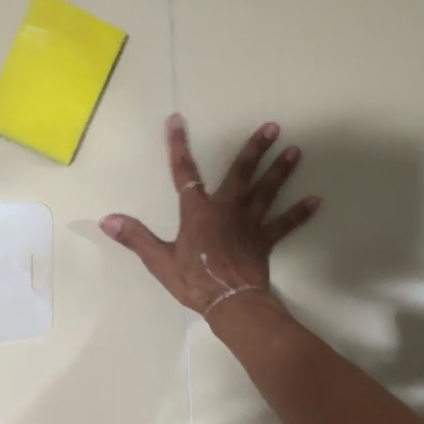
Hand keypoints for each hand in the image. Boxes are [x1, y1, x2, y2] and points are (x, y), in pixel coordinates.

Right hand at [101, 115, 320, 317]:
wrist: (230, 302)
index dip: (178, 147)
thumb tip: (107, 219)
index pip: (184, 174)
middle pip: (241, 174)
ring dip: (281, 171)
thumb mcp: (158, 261)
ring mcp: (249, 224)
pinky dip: (300, 213)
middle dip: (256, 150)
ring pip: (267, 192)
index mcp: (198, 211)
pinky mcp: (265, 241)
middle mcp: (226, 209)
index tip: (177, 121)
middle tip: (273, 127)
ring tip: (296, 151)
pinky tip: (316, 200)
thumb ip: (135, 237)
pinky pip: (284, 224)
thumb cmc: (193, 281)